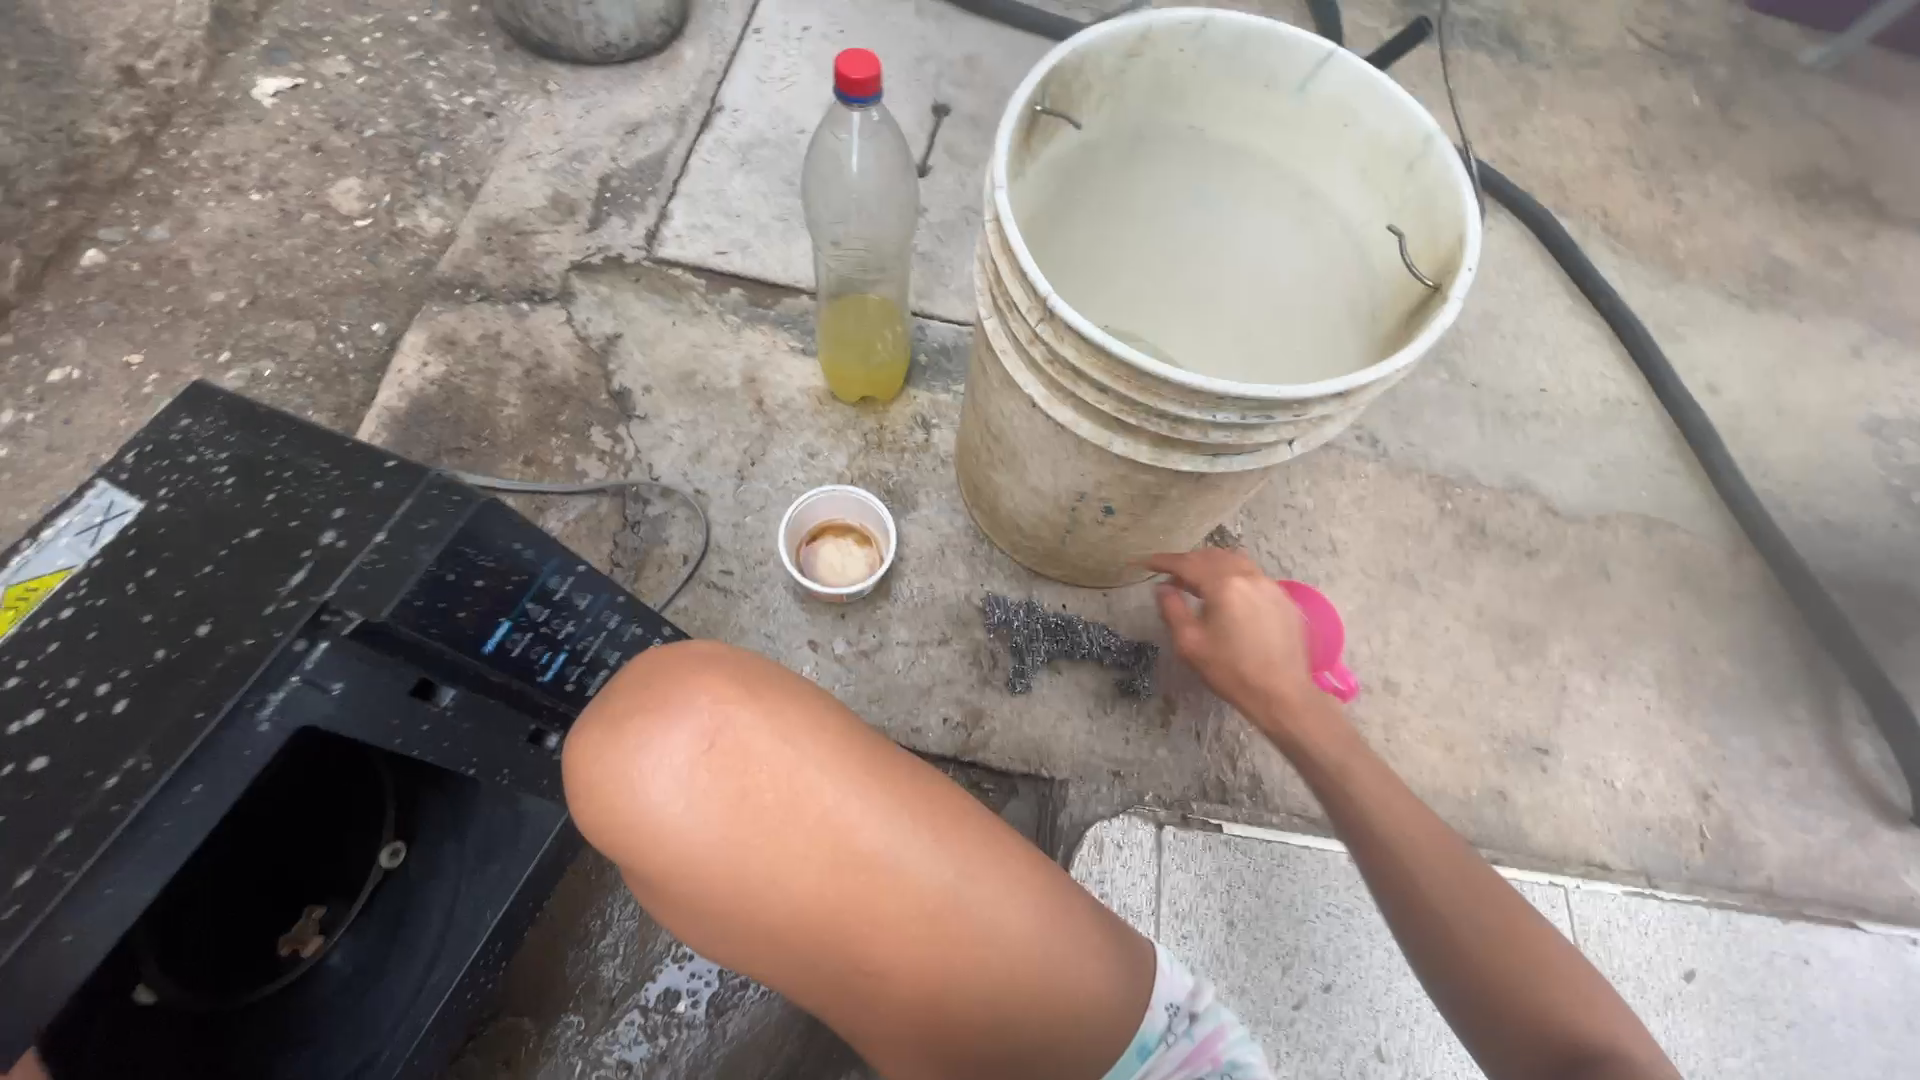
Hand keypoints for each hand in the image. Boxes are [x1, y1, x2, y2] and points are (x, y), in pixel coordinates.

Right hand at [1147, 549, 1324, 738]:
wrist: (1282, 694)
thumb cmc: (1230, 671)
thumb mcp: (1189, 643)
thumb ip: (1172, 609)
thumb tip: (1163, 588)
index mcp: (1224, 585)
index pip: (1187, 563)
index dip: (1164, 561)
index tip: (1147, 563)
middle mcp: (1249, 577)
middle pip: (1213, 556)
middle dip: (1188, 561)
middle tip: (1171, 575)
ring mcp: (1271, 586)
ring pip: (1236, 561)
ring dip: (1212, 565)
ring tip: (1197, 580)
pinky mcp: (1285, 599)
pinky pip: (1254, 576)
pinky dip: (1234, 576)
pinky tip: (1228, 595)